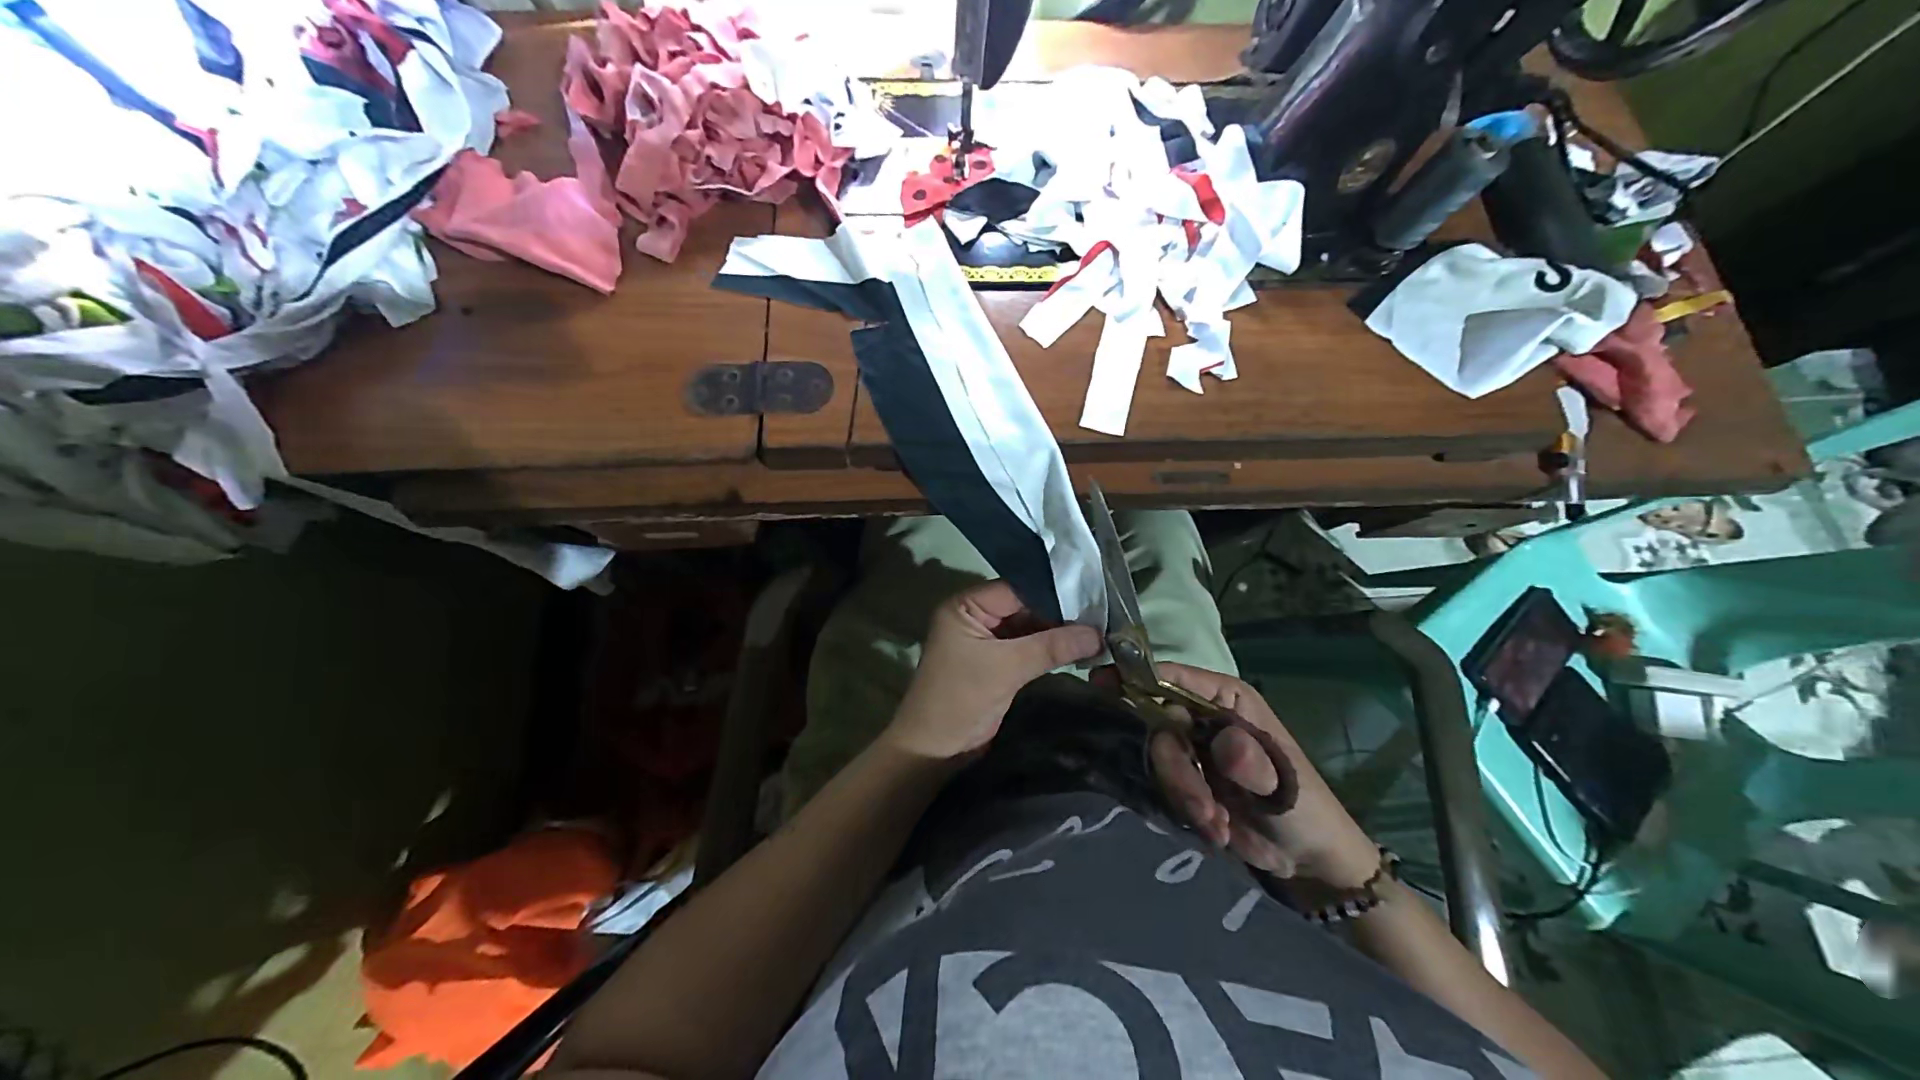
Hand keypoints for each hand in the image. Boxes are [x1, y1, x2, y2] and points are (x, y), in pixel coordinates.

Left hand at [882, 581, 1102, 762]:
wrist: (936, 750)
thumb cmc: (961, 699)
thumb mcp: (1007, 668)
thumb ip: (1051, 646)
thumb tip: (1098, 633)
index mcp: (965, 606)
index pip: (1016, 589)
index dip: (1053, 593)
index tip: (1093, 597)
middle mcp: (974, 617)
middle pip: (1024, 606)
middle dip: (1060, 614)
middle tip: (1102, 617)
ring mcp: (985, 641)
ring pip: (1029, 628)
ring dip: (1058, 634)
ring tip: (1099, 632)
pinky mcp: (996, 664)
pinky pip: (1028, 648)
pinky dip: (1050, 650)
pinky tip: (1080, 651)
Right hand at [1145, 662, 1379, 887]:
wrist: (1307, 858)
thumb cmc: (1306, 807)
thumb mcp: (1284, 786)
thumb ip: (1252, 763)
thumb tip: (1224, 743)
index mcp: (1227, 700)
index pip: (1175, 678)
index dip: (1138, 677)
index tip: (1103, 681)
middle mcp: (1204, 716)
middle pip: (1160, 726)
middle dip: (1176, 771)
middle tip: (1203, 810)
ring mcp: (1192, 748)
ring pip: (1161, 759)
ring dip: (1184, 795)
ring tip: (1217, 827)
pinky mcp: (1185, 778)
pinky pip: (1166, 784)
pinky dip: (1186, 809)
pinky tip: (1215, 830)